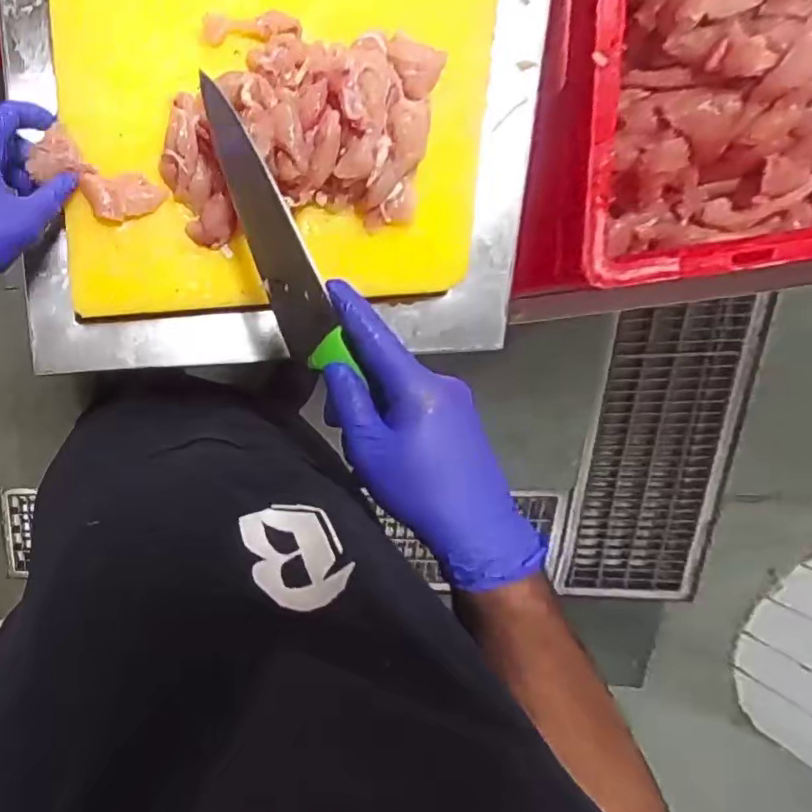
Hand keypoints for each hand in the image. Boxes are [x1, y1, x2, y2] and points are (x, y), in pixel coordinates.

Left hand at [0, 100, 77, 331]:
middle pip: (3, 138)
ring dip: (19, 173)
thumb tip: (73, 178)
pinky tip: (17, 208)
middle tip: (51, 175)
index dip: (36, 116)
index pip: (9, 114)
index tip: (56, 128)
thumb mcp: (30, 215)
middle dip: (31, 154)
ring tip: (36, 198)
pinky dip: (4, 183)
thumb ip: (55, 192)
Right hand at [321, 280, 545, 592]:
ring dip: (371, 402)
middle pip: (385, 366)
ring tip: (360, 441)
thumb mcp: (369, 447)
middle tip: (335, 415)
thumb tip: (337, 367)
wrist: (476, 526)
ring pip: (398, 387)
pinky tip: (383, 442)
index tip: (335, 286)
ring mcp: (454, 400)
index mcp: (416, 387)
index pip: (377, 338)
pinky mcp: (459, 418)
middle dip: (355, 379)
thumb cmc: (418, 490)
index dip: (352, 312)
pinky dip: (390, 412)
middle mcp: (440, 383)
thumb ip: (350, 401)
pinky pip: (414, 401)